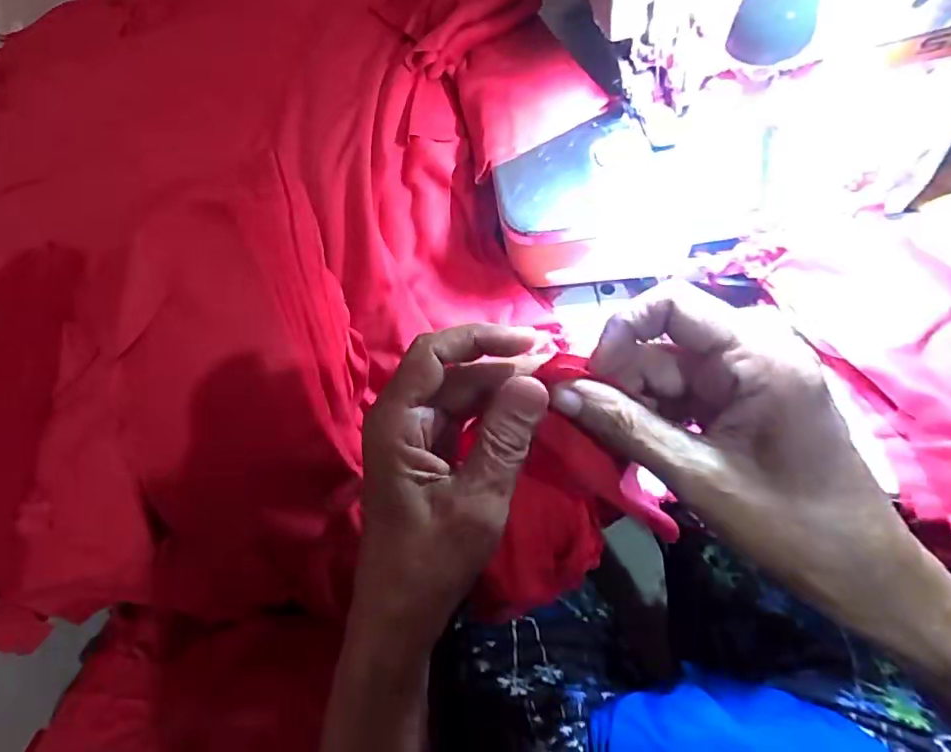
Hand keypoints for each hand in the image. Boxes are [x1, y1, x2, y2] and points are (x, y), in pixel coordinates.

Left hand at [354, 324, 551, 649]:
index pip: (432, 354)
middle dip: (497, 362)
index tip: (529, 339)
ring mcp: (411, 435)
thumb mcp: (477, 500)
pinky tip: (525, 410)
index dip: (479, 338)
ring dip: (498, 386)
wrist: (399, 611)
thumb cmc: (431, 560)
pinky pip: (459, 420)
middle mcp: (399, 417)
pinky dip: (490, 413)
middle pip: (447, 372)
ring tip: (549, 379)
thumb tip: (534, 382)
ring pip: (456, 395)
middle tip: (554, 360)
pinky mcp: (425, 454)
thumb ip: (505, 439)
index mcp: (396, 418)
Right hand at [553, 280, 924, 631]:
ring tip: (622, 443)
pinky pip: (679, 390)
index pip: (670, 301)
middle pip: (660, 340)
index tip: (596, 375)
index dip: (623, 327)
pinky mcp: (742, 402)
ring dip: (635, 401)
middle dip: (623, 378)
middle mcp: (754, 353)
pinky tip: (644, 444)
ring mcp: (749, 378)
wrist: (872, 583)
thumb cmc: (795, 528)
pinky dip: (653, 413)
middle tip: (601, 423)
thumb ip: (623, 426)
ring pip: (662, 367)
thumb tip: (557, 392)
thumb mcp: (698, 476)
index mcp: (758, 356)